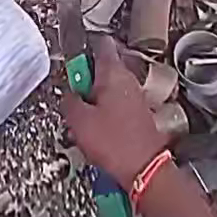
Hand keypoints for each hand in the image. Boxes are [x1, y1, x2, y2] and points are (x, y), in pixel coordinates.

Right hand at [62, 36, 166, 183]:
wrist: (147, 172)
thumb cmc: (115, 143)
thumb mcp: (79, 120)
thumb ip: (69, 101)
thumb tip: (68, 95)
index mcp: (113, 72)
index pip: (100, 43)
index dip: (83, 47)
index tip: (72, 59)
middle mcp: (127, 80)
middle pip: (101, 69)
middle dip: (85, 81)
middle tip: (74, 97)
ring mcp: (136, 97)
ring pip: (108, 89)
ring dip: (94, 100)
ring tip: (84, 120)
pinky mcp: (139, 116)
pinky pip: (116, 106)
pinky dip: (106, 114)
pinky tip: (98, 133)